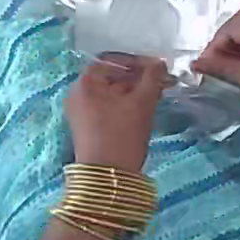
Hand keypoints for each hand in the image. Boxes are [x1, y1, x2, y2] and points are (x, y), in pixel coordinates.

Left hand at [65, 53, 167, 171]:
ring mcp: (80, 111)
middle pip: (111, 76)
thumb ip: (152, 78)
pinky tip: (144, 108)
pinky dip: (125, 104)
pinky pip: (107, 106)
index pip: (112, 60)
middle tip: (162, 81)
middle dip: (137, 77)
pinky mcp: (87, 126)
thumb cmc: (122, 135)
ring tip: (156, 94)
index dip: (137, 61)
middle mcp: (78, 93)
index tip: (158, 67)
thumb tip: (159, 63)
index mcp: (86, 82)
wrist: (107, 179)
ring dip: (133, 91)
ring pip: (111, 92)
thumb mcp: (142, 103)